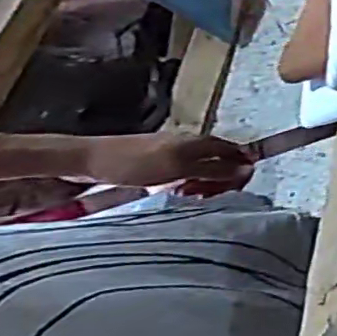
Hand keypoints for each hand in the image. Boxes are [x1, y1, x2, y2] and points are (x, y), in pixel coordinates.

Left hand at [80, 133, 254, 194]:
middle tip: (201, 194)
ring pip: (205, 169)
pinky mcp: (162, 160)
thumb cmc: (134, 163)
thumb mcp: (179, 169)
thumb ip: (216, 169)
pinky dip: (187, 182)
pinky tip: (173, 190)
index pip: (239, 155)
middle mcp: (195, 143)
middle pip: (224, 162)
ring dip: (201, 183)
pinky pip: (187, 172)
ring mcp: (178, 151)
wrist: (87, 160)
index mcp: (204, 142)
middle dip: (220, 180)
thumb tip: (249, 169)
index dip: (240, 172)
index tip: (228, 190)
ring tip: (184, 193)